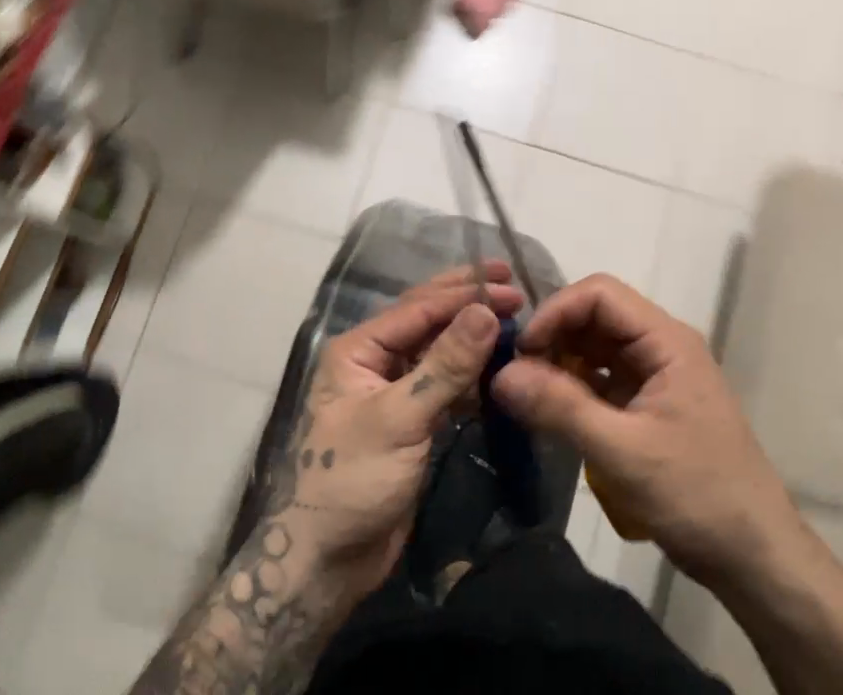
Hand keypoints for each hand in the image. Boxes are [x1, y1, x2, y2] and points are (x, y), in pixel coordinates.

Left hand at [260, 263, 523, 603]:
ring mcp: (392, 395)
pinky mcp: (410, 425)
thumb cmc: (352, 479)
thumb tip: (485, 310)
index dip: (464, 294)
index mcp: (358, 351)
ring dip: (472, 338)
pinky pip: (444, 387)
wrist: (328, 557)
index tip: (510, 285)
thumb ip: (444, 365)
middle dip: (466, 302)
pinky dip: (470, 377)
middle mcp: (373, 364)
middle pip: (425, 322)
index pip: (418, 309)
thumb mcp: (399, 418)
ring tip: (515, 323)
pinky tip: (498, 370)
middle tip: (512, 284)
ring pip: (437, 354)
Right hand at [491, 275, 805, 591]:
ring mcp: (657, 378)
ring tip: (523, 396)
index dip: (555, 312)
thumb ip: (559, 407)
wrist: (753, 555)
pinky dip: (571, 390)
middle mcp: (662, 348)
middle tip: (514, 376)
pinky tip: (548, 414)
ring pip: (595, 350)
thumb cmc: (696, 494)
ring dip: (558, 364)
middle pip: (595, 318)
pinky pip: (601, 381)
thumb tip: (499, 374)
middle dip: (552, 337)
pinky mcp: (649, 408)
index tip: (521, 352)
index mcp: (667, 342)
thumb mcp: (621, 451)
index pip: (600, 294)